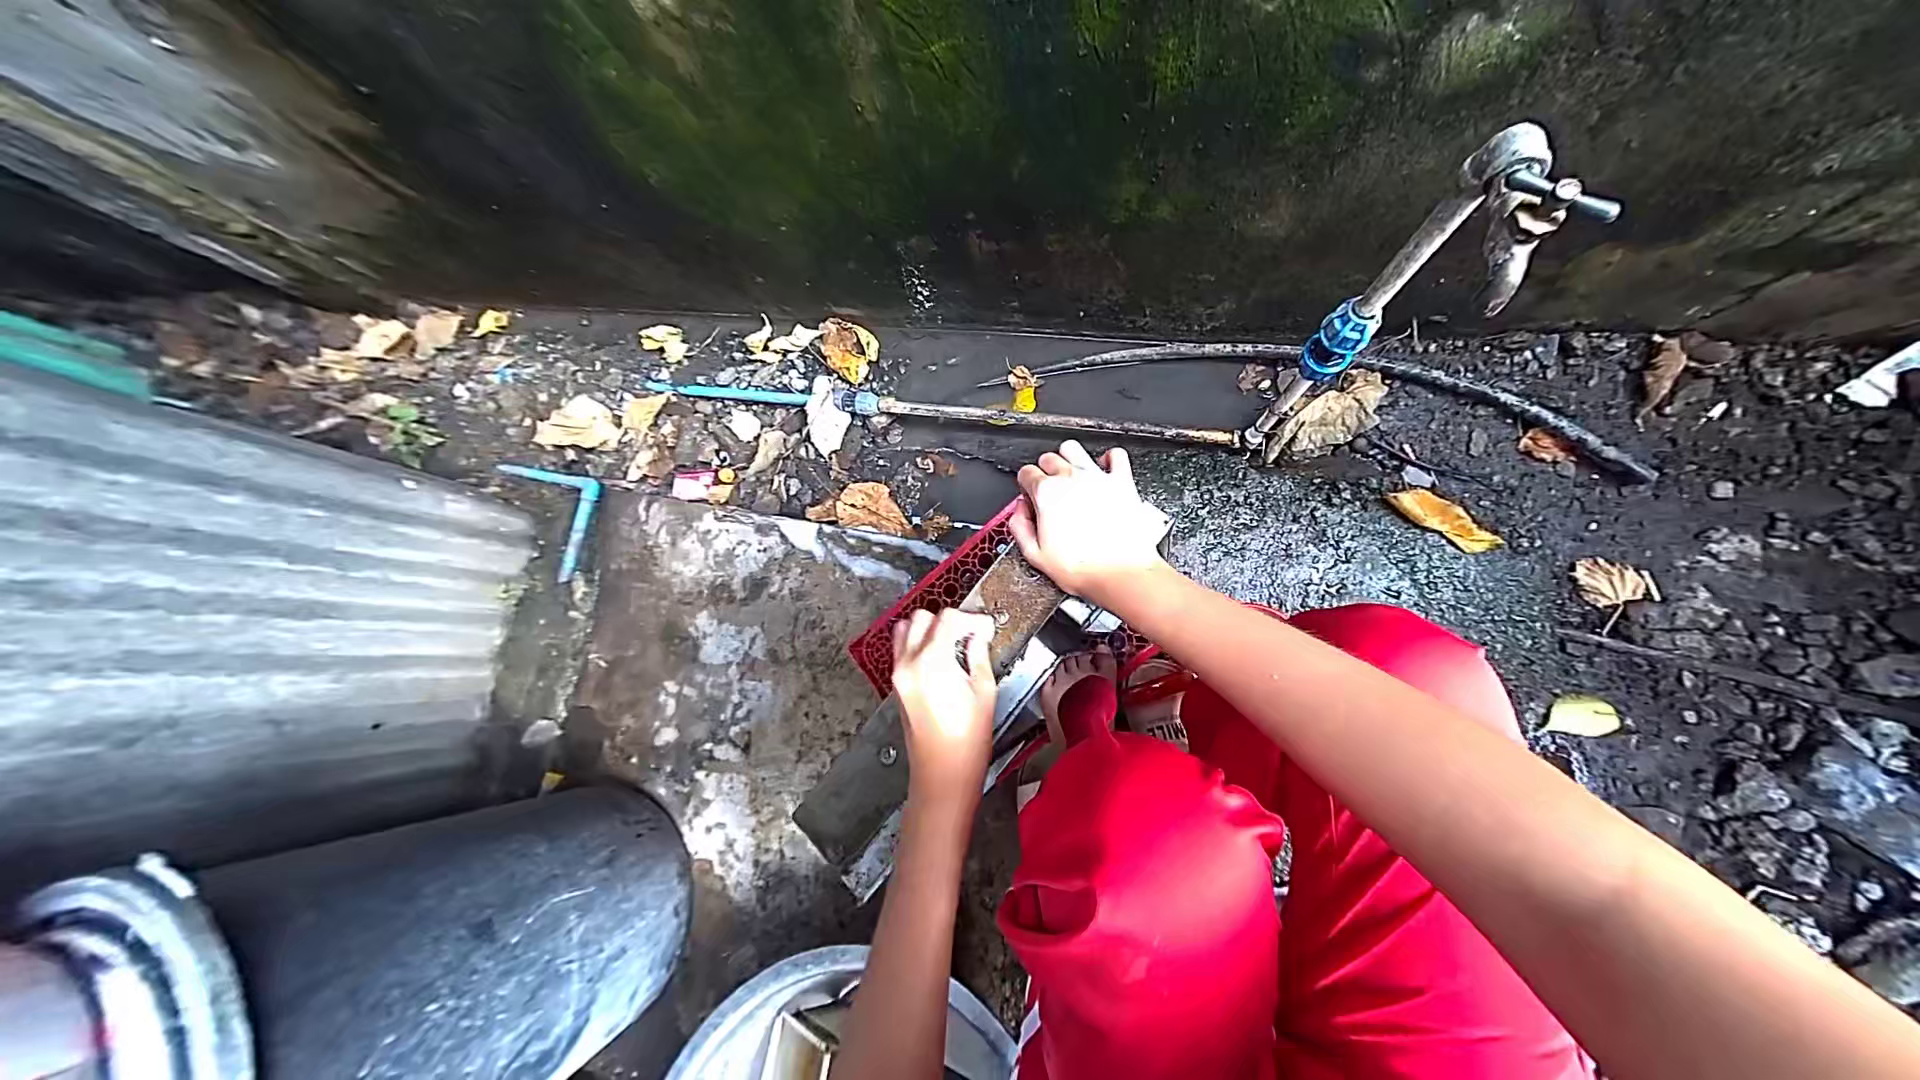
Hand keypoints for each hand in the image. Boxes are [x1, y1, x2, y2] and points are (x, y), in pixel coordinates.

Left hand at [890, 608, 996, 806]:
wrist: (942, 774)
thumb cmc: (965, 742)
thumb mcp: (984, 691)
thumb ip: (979, 655)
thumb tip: (977, 637)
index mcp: (932, 662)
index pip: (948, 618)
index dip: (971, 618)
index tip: (984, 627)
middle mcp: (909, 664)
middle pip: (924, 617)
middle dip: (949, 620)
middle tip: (971, 633)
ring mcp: (899, 674)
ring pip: (907, 629)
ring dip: (930, 629)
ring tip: (954, 643)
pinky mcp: (898, 685)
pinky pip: (902, 649)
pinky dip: (918, 643)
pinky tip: (941, 657)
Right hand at [1010, 440, 1168, 602]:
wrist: (1120, 574)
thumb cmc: (1083, 568)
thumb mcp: (1035, 555)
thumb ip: (1019, 526)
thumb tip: (1019, 511)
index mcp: (1046, 493)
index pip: (1026, 473)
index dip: (1025, 486)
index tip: (1031, 497)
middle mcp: (1071, 478)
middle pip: (1049, 458)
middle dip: (1044, 472)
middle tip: (1049, 491)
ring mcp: (1097, 477)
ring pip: (1074, 448)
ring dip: (1068, 458)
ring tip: (1070, 476)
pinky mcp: (1122, 481)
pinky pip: (1115, 455)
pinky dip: (1108, 458)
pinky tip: (1103, 469)